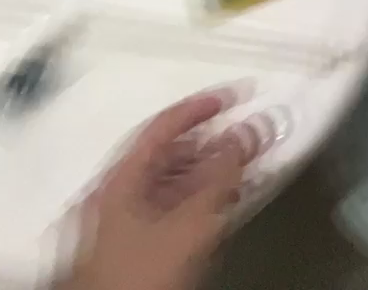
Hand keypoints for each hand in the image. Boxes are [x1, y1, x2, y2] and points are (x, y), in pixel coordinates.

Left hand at [58, 89, 265, 289]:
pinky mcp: (134, 247)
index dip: (203, 106)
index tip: (240, 95)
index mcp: (118, 180)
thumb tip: (253, 128)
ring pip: (174, 180)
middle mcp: (114, 195)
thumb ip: (226, 170)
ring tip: (250, 164)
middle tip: (252, 133)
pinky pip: (174, 205)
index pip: (163, 126)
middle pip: (170, 152)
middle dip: (216, 140)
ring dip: (214, 169)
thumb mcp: (191, 219)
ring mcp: (121, 223)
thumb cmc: (143, 272)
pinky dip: (204, 195)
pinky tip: (229, 198)